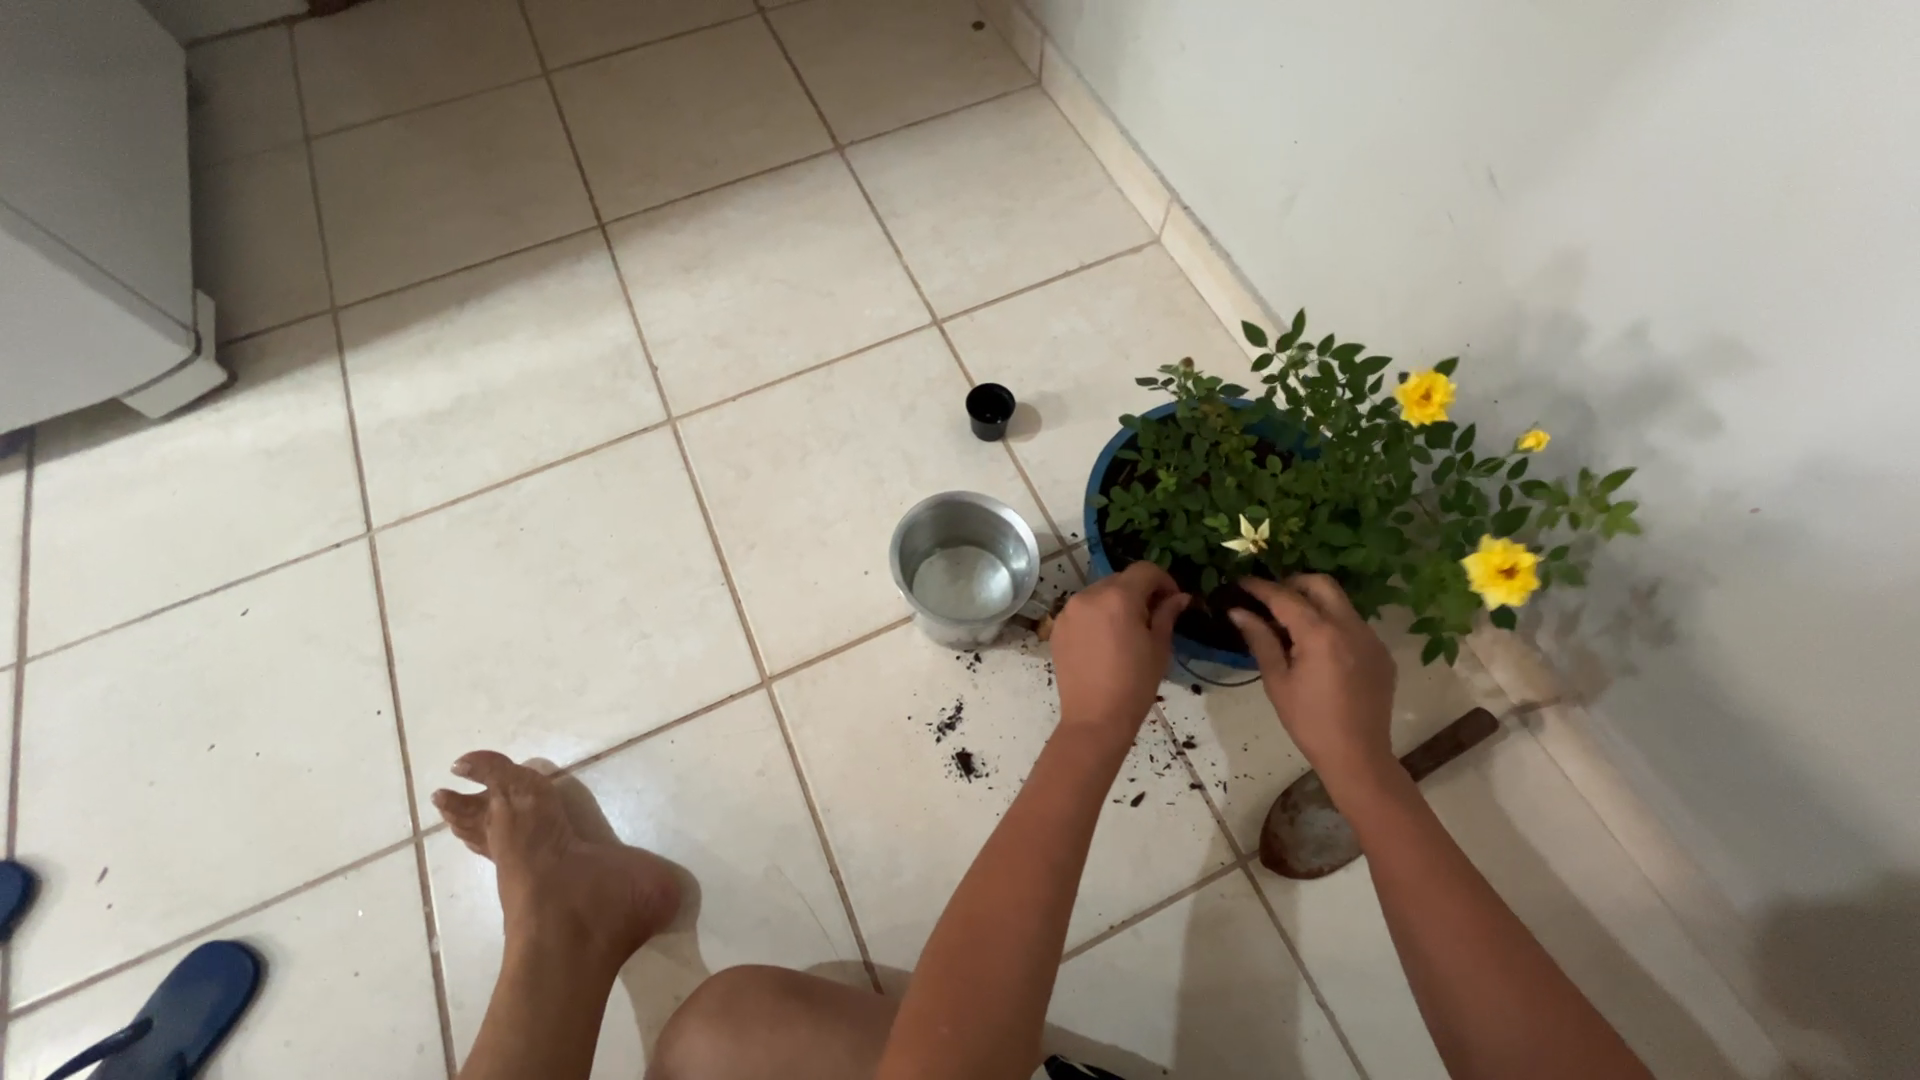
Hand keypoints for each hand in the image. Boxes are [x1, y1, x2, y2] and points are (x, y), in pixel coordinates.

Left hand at [1050, 562, 1188, 745]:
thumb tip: (1179, 597)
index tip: (1172, 599)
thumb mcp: (1158, 647)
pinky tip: (1105, 640)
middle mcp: (1089, 596)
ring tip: (1127, 629)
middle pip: (1120, 579)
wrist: (1095, 717)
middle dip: (1139, 591)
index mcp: (1118, 597)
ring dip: (1116, 601)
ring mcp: (1068, 611)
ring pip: (1099, 593)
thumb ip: (1167, 614)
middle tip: (1153, 615)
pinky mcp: (1057, 627)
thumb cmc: (1135, 683)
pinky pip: (1082, 610)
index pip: (1145, 570)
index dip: (1164, 580)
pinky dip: (1096, 615)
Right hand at [1228, 575, 1396, 788]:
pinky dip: (1331, 622)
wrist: (1358, 754)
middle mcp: (1350, 627)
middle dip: (1292, 584)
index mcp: (1320, 634)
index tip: (1241, 582)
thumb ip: (1260, 640)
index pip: (1285, 597)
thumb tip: (1238, 612)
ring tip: (1290, 624)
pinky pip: (1353, 624)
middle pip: (1320, 584)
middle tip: (1269, 599)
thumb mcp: (1277, 680)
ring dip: (1313, 602)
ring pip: (1339, 602)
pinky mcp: (1380, 652)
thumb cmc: (1308, 721)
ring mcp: (1370, 638)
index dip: (1260, 587)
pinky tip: (1316, 647)